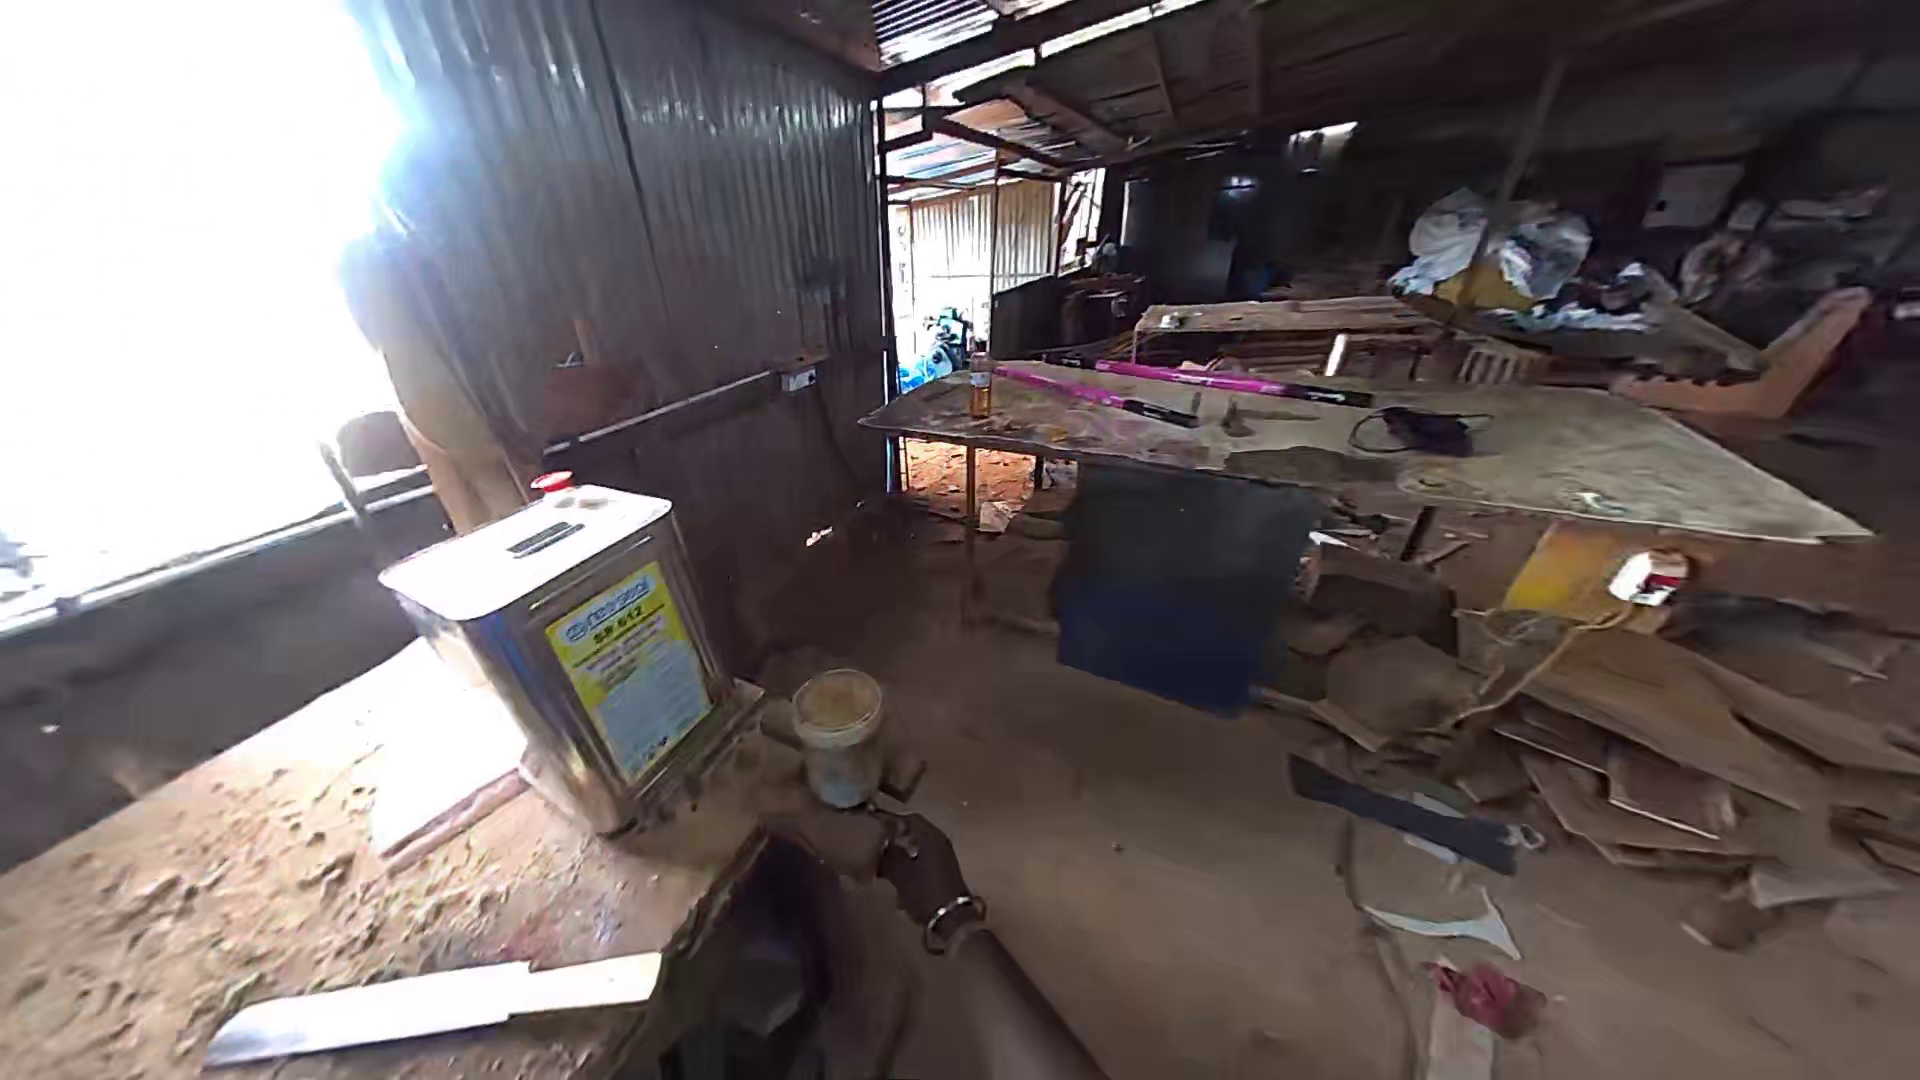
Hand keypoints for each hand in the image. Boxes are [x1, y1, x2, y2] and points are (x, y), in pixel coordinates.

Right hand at [874, 812, 981, 937]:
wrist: (952, 919)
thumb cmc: (925, 893)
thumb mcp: (901, 875)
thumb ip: (889, 857)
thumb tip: (880, 846)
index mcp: (931, 836)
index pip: (910, 818)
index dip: (892, 820)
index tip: (876, 827)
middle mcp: (940, 841)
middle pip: (915, 831)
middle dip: (896, 838)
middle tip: (879, 846)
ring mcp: (944, 855)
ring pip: (919, 846)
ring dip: (903, 852)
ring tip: (886, 864)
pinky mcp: (945, 869)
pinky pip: (925, 859)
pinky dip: (912, 863)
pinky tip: (900, 879)